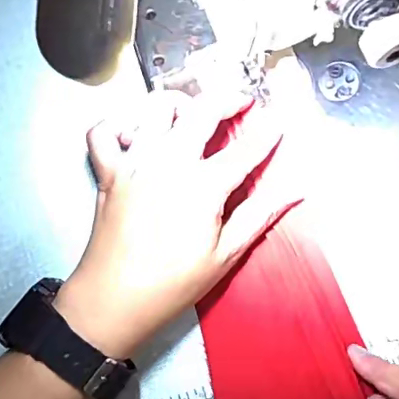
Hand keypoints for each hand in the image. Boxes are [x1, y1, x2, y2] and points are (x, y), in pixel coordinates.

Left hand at [55, 89, 296, 359]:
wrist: (113, 300)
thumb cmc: (171, 284)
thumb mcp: (226, 254)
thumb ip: (260, 214)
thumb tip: (294, 191)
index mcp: (202, 186)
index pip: (245, 149)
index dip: (267, 133)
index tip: (279, 122)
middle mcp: (167, 164)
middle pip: (201, 111)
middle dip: (228, 98)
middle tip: (242, 101)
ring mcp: (134, 163)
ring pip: (154, 107)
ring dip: (179, 103)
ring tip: (193, 112)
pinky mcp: (109, 172)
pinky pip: (104, 130)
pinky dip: (119, 122)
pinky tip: (138, 132)